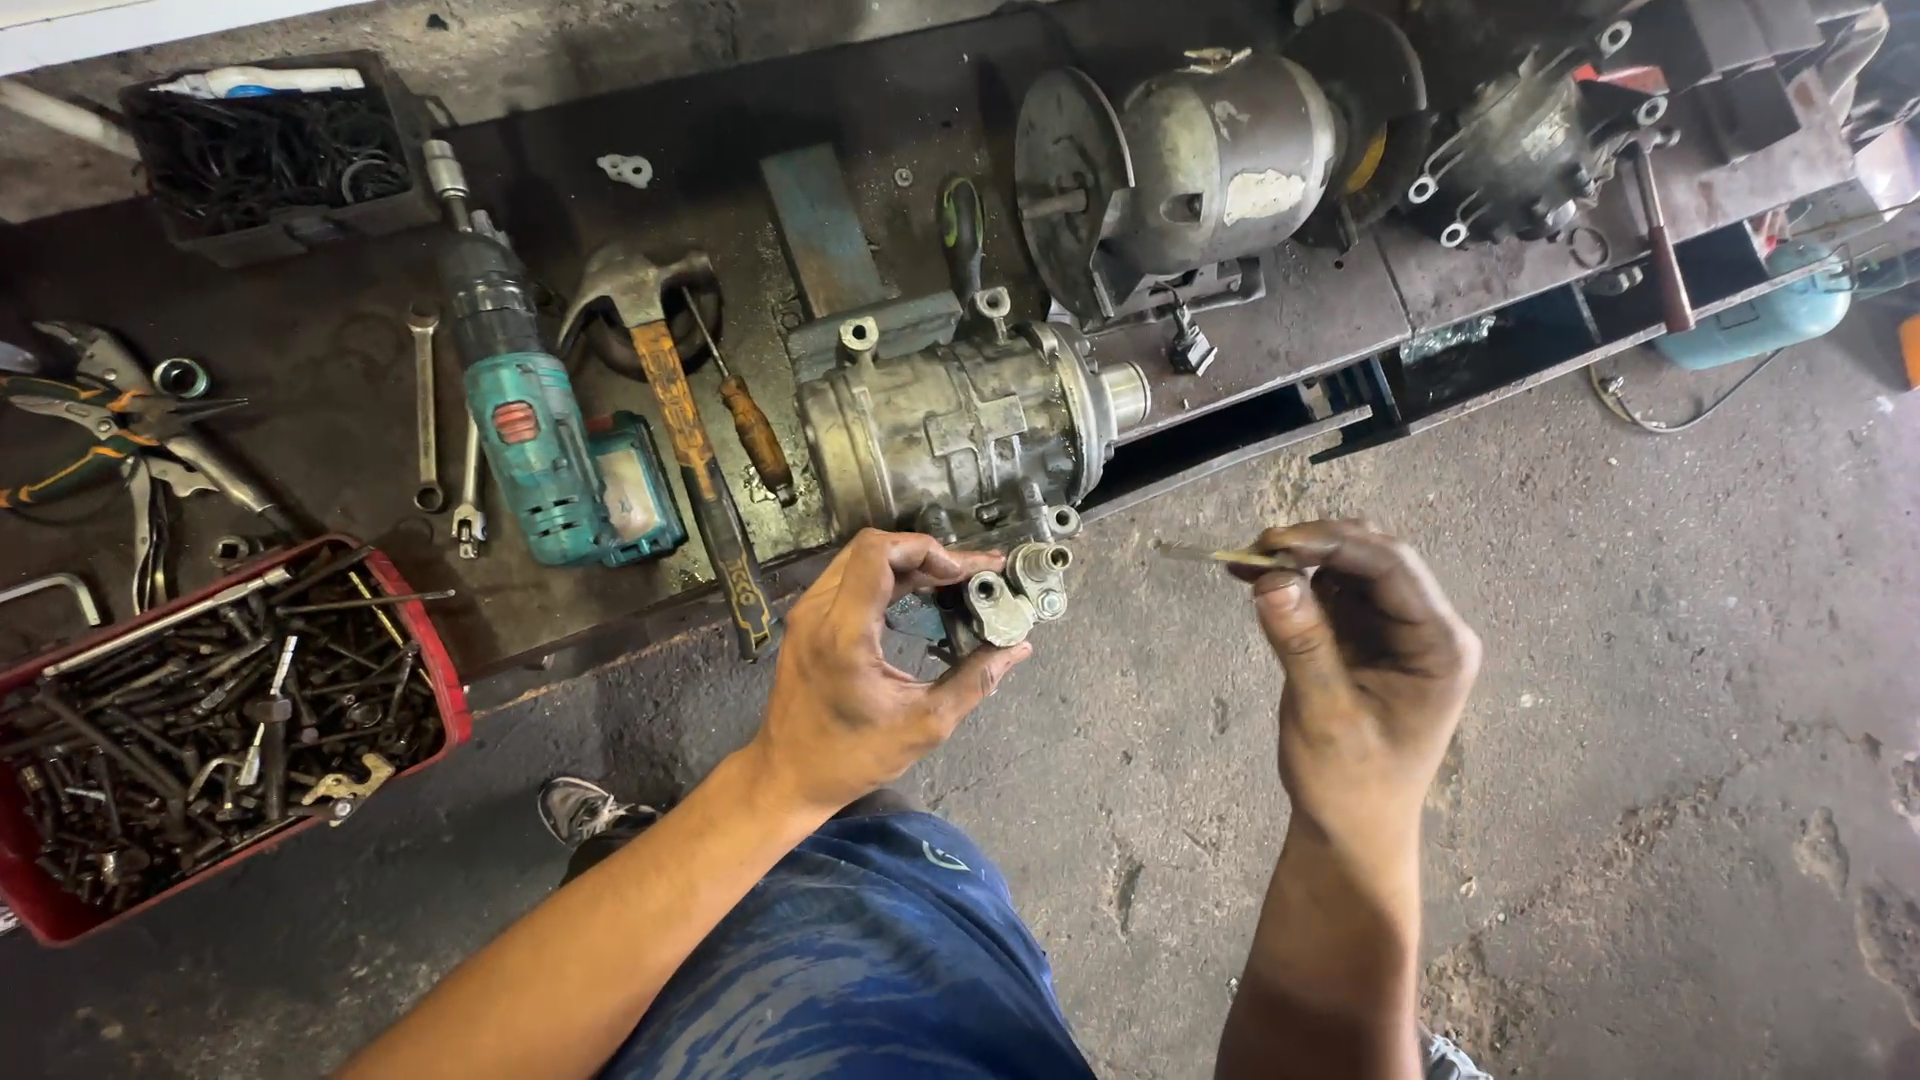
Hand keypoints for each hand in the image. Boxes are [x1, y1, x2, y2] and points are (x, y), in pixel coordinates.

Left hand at [749, 529, 1033, 815]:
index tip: (963, 573)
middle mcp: (818, 611)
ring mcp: (807, 613)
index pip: (878, 554)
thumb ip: (975, 680)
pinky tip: (921, 595)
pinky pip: (851, 579)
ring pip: (861, 559)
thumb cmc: (852, 758)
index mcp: (843, 634)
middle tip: (969, 575)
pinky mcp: (808, 620)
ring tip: (953, 581)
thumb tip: (1017, 647)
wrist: (787, 776)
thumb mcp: (924, 725)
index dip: (927, 550)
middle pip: (872, 548)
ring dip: (909, 563)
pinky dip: (889, 578)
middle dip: (926, 554)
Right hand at [1238, 521, 1480, 857]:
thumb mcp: (1326, 716)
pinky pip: (1329, 591)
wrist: (1350, 829)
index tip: (1273, 542)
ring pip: (1349, 567)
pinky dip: (1294, 579)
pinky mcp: (1360, 638)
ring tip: (1248, 562)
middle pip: (1374, 557)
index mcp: (1438, 646)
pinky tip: (1257, 579)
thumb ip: (1303, 644)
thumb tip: (1270, 577)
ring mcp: (1391, 631)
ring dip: (1300, 558)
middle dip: (1315, 545)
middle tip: (1254, 549)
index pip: (1393, 568)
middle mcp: (1422, 628)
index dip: (1333, 544)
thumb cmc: (1350, 784)